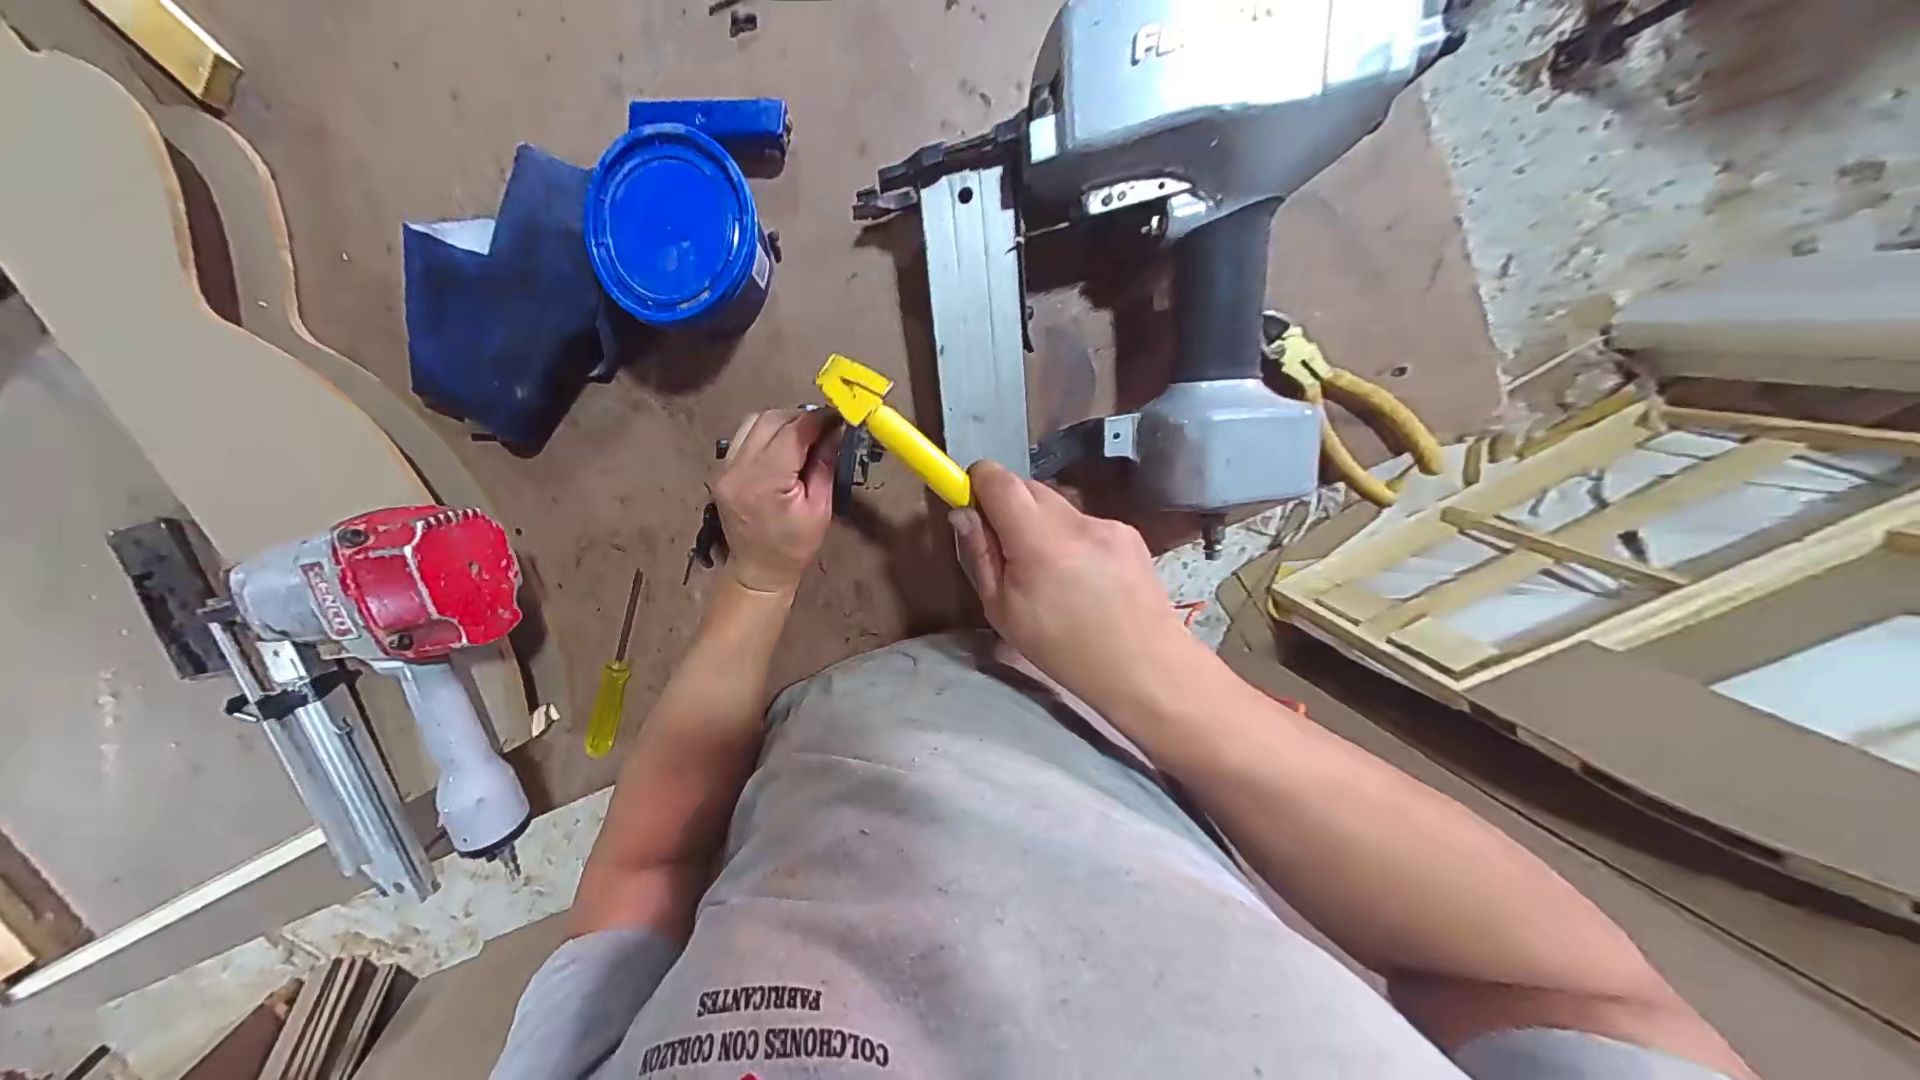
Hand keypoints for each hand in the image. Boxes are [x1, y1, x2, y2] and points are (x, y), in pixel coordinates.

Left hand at [713, 409, 840, 594]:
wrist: (759, 570)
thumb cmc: (794, 546)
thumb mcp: (820, 508)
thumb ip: (825, 465)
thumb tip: (836, 431)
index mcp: (765, 482)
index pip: (793, 432)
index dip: (819, 419)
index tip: (839, 417)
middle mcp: (738, 469)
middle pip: (771, 420)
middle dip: (802, 417)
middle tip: (826, 426)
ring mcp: (725, 468)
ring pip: (754, 422)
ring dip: (783, 421)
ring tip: (806, 434)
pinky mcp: (722, 470)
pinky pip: (745, 436)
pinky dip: (767, 432)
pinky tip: (784, 445)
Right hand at [951, 460, 1201, 714]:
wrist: (1147, 668)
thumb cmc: (1065, 650)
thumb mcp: (1004, 612)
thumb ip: (980, 555)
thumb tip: (963, 514)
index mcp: (1039, 542)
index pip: (999, 479)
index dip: (977, 481)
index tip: (969, 503)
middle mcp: (1075, 521)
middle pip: (1028, 487)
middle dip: (1008, 507)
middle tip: (1005, 549)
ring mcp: (1107, 523)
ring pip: (1057, 506)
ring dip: (1041, 525)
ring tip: (1050, 574)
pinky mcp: (1129, 532)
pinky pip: (1085, 523)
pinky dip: (1072, 539)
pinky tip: (1084, 579)